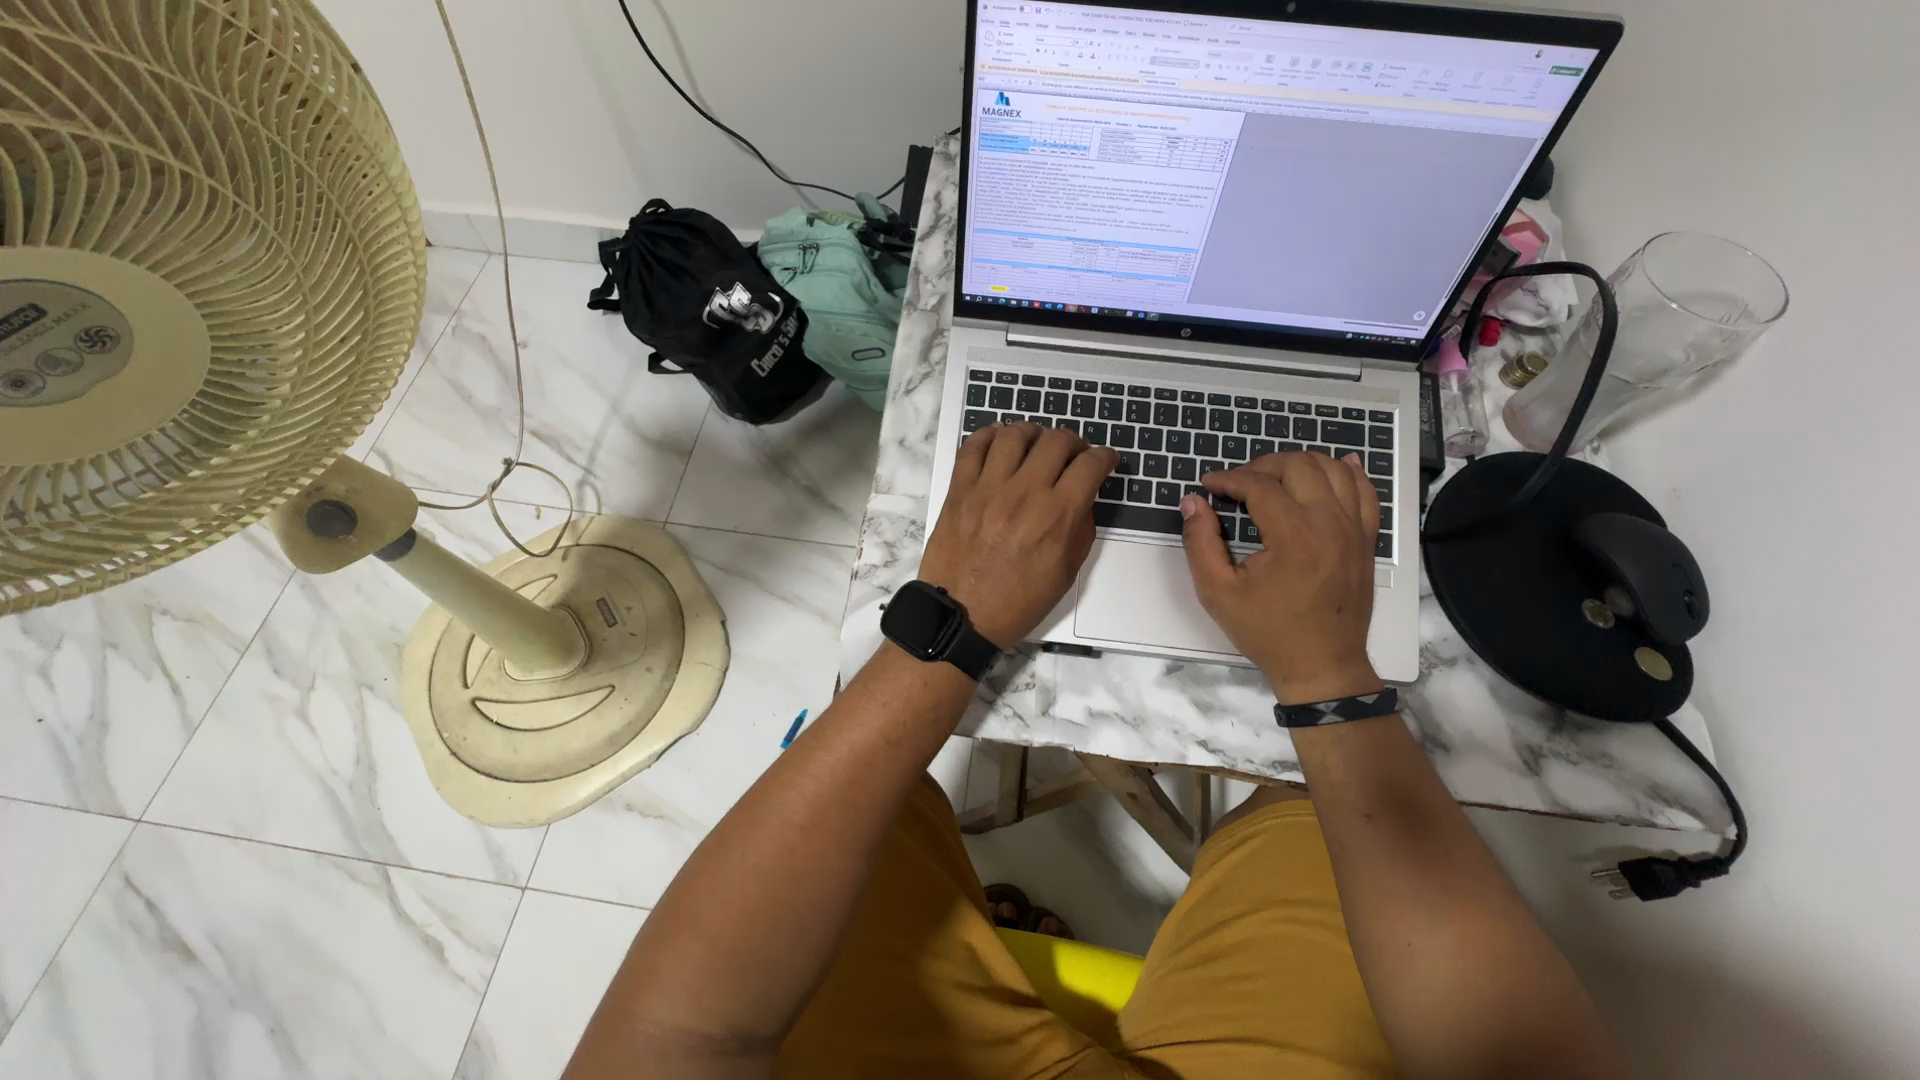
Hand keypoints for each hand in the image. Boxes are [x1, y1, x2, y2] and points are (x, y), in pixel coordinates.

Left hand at [920, 424, 1117, 647]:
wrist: (961, 615)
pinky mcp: (960, 489)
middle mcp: (1025, 493)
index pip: (1090, 465)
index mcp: (1057, 516)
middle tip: (1073, 454)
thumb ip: (1081, 529)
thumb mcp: (1066, 573)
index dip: (1106, 456)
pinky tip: (1000, 441)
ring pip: (1015, 434)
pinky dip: (990, 435)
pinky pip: (974, 446)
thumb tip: (1083, 498)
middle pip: (1056, 440)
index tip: (1106, 460)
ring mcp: (988, 487)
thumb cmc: (1018, 602)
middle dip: (1074, 442)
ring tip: (1036, 444)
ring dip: (1033, 433)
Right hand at [1180, 451, 1384, 704]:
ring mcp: (1355, 530)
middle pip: (1299, 466)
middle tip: (1238, 482)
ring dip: (1299, 464)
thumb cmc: (1266, 632)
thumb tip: (1192, 502)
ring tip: (1273, 477)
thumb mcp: (1217, 592)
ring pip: (1334, 470)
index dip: (1229, 479)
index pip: (1260, 485)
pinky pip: (1365, 491)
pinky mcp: (1366, 539)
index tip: (1208, 485)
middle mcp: (1330, 524)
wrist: (1321, 665)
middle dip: (1262, 465)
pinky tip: (1334, 466)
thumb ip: (1200, 543)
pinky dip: (1348, 473)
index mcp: (1294, 536)